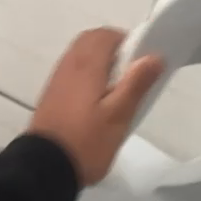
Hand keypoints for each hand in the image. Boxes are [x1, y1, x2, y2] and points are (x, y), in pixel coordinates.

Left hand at [26, 28, 164, 185]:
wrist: (46, 166)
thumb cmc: (87, 140)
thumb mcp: (118, 115)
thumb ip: (136, 83)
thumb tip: (154, 55)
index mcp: (87, 63)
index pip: (107, 35)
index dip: (127, 42)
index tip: (141, 64)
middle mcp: (69, 62)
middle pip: (92, 40)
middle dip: (113, 49)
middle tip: (131, 76)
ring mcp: (58, 76)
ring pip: (81, 53)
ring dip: (100, 61)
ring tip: (117, 90)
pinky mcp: (53, 91)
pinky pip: (73, 68)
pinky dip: (88, 72)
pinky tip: (97, 100)